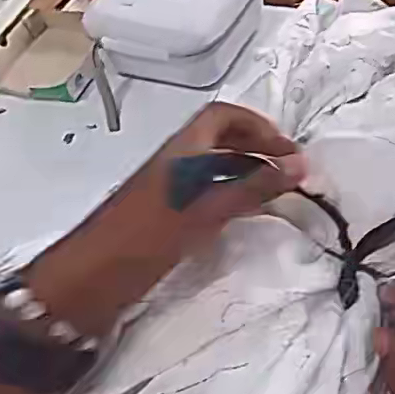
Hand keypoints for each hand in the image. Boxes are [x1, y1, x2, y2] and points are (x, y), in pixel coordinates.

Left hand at [27, 101, 303, 334]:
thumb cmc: (150, 235)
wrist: (94, 277)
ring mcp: (170, 188)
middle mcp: (176, 161)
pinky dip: (232, 194)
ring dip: (247, 171)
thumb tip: (300, 164)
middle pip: (221, 139)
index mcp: (182, 149)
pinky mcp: (166, 213)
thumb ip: (254, 186)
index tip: (288, 150)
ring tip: (276, 192)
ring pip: (215, 166)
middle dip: (258, 147)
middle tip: (288, 170)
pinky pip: (207, 192)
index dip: (258, 125)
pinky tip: (245, 214)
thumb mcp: (208, 208)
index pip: (224, 117)